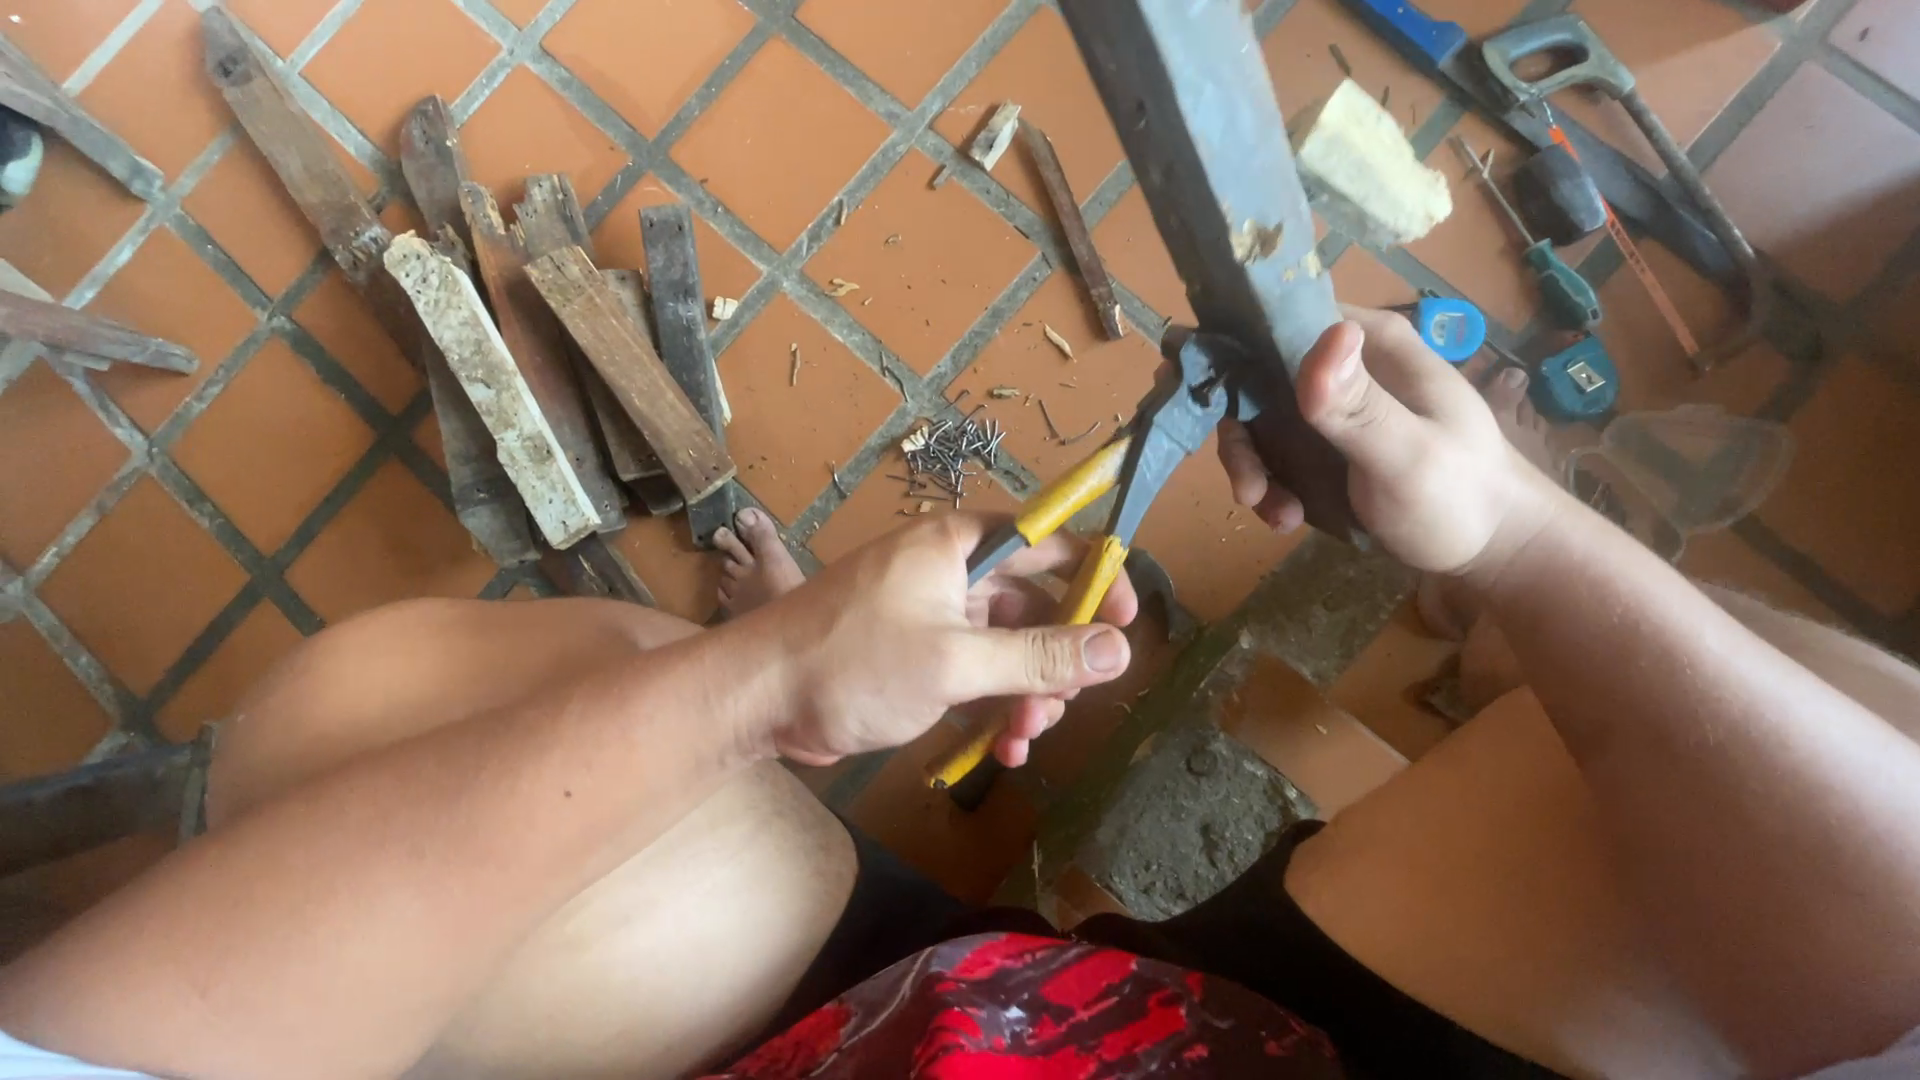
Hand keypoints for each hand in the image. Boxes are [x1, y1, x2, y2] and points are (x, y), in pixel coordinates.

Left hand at [748, 514, 1137, 767]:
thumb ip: (1039, 656)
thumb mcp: (955, 662)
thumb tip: (1120, 649)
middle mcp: (950, 570)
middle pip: (1033, 604)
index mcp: (958, 544)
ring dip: (1024, 693)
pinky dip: (992, 705)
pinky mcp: (918, 654)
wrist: (758, 700)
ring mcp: (933, 614)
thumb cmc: (853, 662)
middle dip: (1054, 659)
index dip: (1095, 575)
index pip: (1050, 541)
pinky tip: (998, 748)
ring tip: (1021, 739)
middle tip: (1061, 707)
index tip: (1125, 622)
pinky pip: (975, 672)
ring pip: (1007, 647)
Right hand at [1217, 306, 1559, 576]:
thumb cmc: (1459, 496)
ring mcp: (1323, 414)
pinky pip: (1267, 461)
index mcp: (1366, 346)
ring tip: (1274, 511)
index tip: (1187, 378)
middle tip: (1243, 483)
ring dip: (1250, 471)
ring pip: (1252, 425)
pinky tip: (1286, 520)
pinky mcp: (1315, 453)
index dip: (1230, 344)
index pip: (1283, 319)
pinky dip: (1267, 492)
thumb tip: (1325, 335)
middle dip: (1235, 434)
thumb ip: (1360, 405)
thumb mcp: (1409, 454)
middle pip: (1252, 379)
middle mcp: (1337, 370)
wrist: (1485, 552)